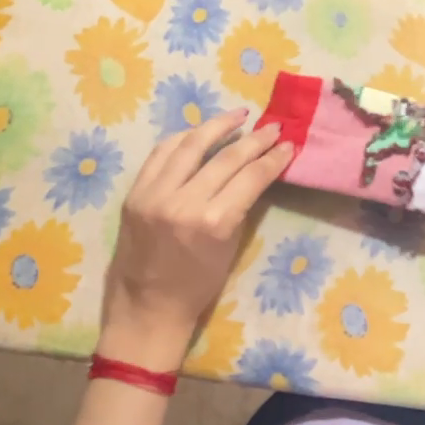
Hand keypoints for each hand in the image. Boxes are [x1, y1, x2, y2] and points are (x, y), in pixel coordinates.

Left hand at [99, 110, 292, 368]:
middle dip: (254, 139)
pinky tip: (199, 132)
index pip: (251, 177)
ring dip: (217, 125)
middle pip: (226, 157)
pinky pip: (161, 153)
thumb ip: (242, 204)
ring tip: (238, 115)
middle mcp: (183, 202)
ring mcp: (154, 195)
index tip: (288, 144)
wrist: (146, 309)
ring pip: (190, 145)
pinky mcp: (135, 193)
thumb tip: (259, 169)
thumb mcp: (230, 246)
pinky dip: (183, 138)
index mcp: (213, 222)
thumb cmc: (197, 286)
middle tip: (272, 127)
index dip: (273, 158)